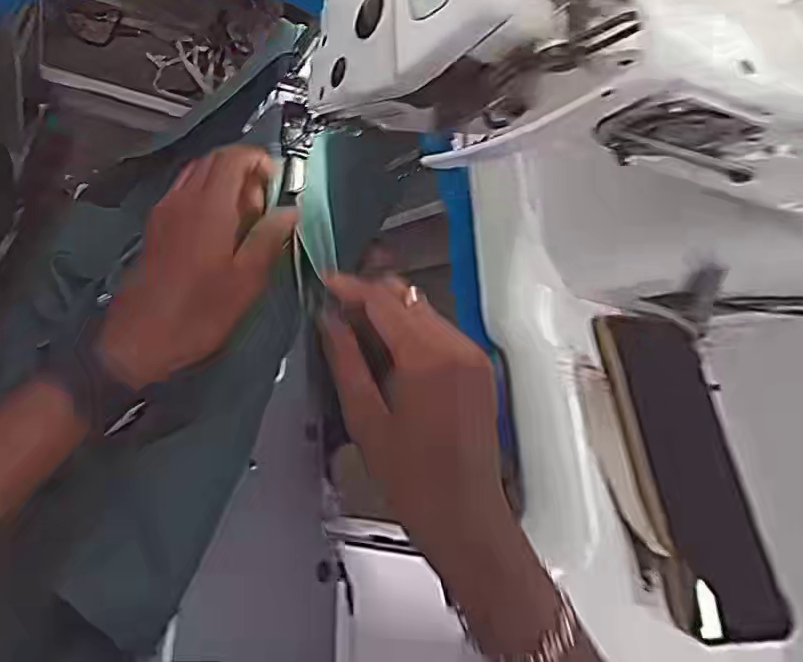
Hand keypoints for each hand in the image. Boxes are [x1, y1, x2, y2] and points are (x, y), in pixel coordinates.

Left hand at [98, 145, 297, 387]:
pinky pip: (183, 189)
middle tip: (262, 201)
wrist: (138, 338)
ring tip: (242, 213)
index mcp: (209, 206)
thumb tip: (289, 210)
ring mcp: (165, 209)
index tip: (275, 182)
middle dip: (243, 168)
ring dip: (223, 178)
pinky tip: (216, 225)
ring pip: (197, 172)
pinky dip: (205, 191)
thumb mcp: (245, 281)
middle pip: (214, 159)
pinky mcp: (155, 224)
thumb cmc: (197, 313)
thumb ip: (268, 238)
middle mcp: (183, 198)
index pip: (233, 158)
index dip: (258, 160)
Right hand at [316, 274, 510, 564]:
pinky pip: (439, 329)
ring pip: (422, 309)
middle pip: (405, 297)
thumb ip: (345, 360)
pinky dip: (410, 329)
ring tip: (356, 331)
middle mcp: (456, 345)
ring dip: (389, 311)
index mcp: (427, 356)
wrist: (467, 519)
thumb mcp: (366, 419)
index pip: (382, 300)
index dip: (349, 287)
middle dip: (368, 296)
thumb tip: (327, 320)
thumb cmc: (413, 481)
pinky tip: (387, 351)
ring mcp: (471, 354)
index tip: (325, 282)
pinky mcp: (477, 366)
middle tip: (335, 310)